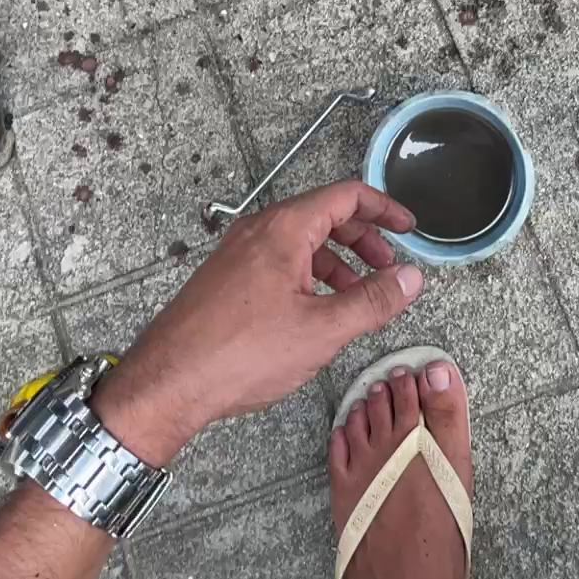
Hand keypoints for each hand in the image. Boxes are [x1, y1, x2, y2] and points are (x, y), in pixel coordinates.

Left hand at [89, 181, 423, 465]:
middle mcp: (260, 229)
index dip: (384, 208)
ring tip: (359, 293)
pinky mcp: (229, 276)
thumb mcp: (321, 328)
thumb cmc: (238, 353)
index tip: (408, 227)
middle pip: (325, 214)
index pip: (346, 195)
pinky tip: (318, 308)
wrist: (167, 383)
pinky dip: (310, 273)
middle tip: (388, 266)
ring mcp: (241, 252)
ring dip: (338, 259)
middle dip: (364, 238)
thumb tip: (411, 278)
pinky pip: (280, 259)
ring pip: (302, 240)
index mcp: (285, 228)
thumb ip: (373, 300)